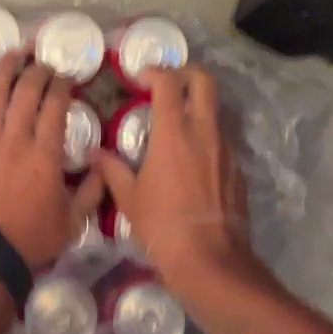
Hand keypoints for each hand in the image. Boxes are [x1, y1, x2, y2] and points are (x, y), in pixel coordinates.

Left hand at [0, 53, 104, 270]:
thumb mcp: (73, 222)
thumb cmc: (30, 241)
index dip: (62, 86)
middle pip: (27, 92)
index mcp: (45, 155)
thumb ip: (92, 191)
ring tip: (13, 53)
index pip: (55, 106)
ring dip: (4, 67)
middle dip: (38, 71)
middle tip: (43, 65)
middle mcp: (15, 140)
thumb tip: (103, 163)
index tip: (65, 78)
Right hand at [95, 65, 254, 286]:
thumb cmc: (163, 226)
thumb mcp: (129, 199)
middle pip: (204, 81)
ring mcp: (226, 150)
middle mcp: (204, 132)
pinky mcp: (238, 170)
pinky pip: (223, 141)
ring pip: (216, 111)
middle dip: (187, 73)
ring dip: (198, 107)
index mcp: (174, 132)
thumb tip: (94, 154)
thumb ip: (112, 170)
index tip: (141, 77)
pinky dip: (207, 138)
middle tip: (168, 83)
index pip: (169, 83)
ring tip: (178, 124)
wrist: (211, 262)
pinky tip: (193, 160)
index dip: (155, 72)